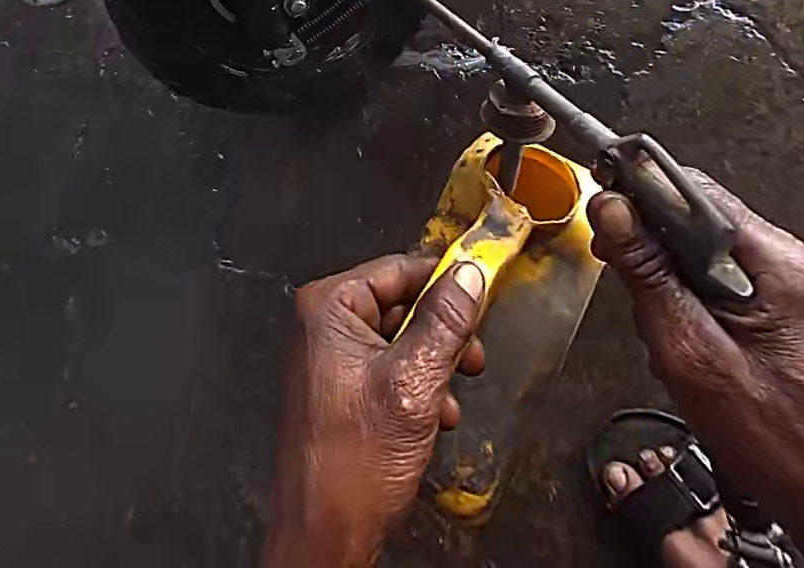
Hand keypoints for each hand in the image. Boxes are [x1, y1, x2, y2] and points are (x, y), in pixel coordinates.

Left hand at [265, 254, 488, 567]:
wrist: (323, 534)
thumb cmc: (352, 463)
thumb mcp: (414, 381)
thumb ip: (445, 322)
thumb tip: (467, 275)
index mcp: (329, 305)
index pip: (398, 269)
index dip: (443, 280)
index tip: (481, 289)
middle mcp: (324, 321)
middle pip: (400, 302)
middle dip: (441, 332)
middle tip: (472, 354)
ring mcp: (330, 353)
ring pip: (400, 337)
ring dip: (434, 363)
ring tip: (451, 394)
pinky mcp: (341, 382)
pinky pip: (389, 364)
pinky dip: (417, 384)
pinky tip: (434, 414)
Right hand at [589, 173, 803, 567]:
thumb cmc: (771, 436)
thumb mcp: (690, 350)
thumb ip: (647, 273)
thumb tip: (611, 208)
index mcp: (778, 264)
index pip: (693, 193)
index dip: (639, 192)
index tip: (601, 204)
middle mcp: (784, 260)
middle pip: (691, 212)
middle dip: (645, 238)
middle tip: (615, 264)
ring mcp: (779, 279)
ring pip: (692, 240)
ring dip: (658, 268)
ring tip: (653, 315)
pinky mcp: (768, 297)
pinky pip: (705, 267)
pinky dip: (676, 286)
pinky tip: (672, 322)